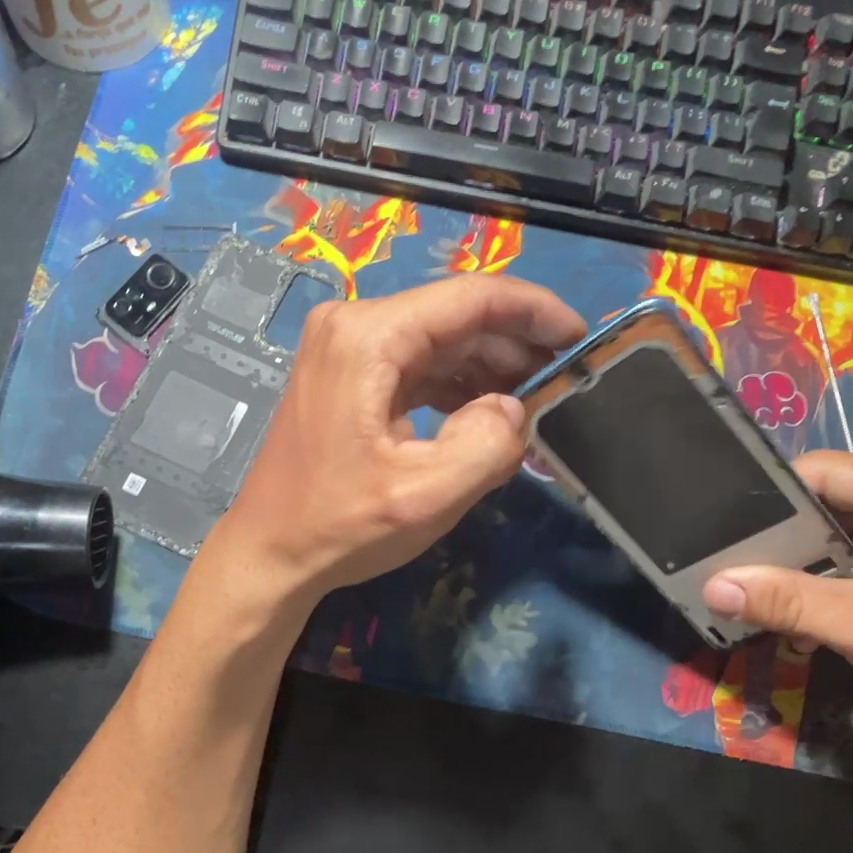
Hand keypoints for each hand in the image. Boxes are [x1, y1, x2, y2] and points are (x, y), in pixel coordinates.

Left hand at [208, 274, 585, 600]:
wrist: (271, 554)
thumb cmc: (340, 527)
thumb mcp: (426, 496)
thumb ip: (488, 446)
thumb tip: (515, 408)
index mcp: (369, 337)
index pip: (471, 297)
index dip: (535, 311)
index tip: (581, 337)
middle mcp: (355, 326)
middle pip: (457, 315)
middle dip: (517, 345)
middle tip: (566, 383)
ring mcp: (348, 349)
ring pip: (442, 340)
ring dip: (492, 367)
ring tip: (537, 403)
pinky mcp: (350, 376)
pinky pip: (419, 365)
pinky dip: (460, 385)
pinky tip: (491, 412)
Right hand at [701, 451, 852, 755]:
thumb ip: (790, 602)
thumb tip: (713, 587)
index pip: (823, 472)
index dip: (769, 497)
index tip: (718, 529)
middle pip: (820, 503)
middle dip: (774, 539)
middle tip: (719, 565)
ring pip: (824, 537)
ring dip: (788, 570)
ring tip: (738, 591)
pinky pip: (838, 566)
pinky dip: (809, 589)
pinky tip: (779, 614)